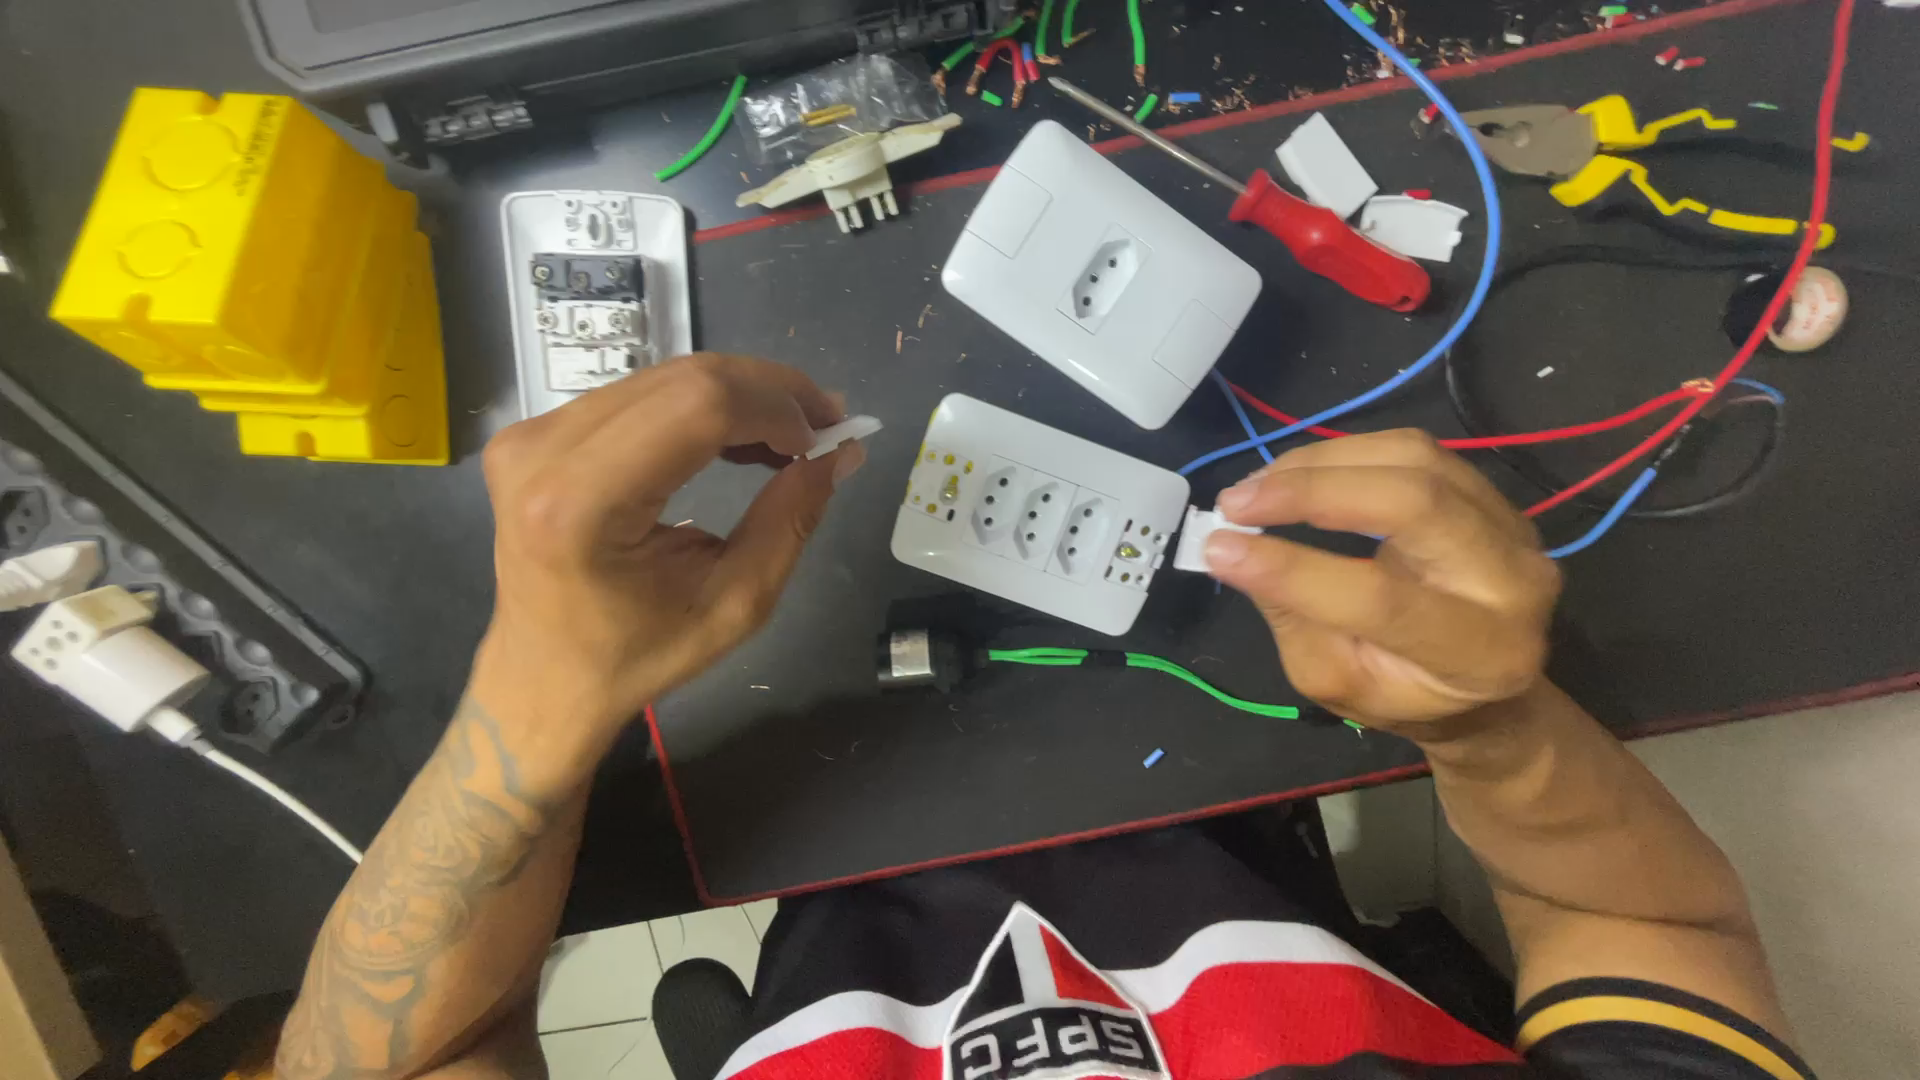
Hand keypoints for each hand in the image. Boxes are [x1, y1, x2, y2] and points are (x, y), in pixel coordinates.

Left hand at [472, 354, 862, 752]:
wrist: (546, 676)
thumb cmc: (638, 656)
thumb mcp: (736, 604)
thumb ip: (789, 520)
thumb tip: (843, 453)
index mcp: (582, 504)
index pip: (697, 408)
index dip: (775, 408)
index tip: (826, 440)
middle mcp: (544, 451)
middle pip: (684, 379)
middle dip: (770, 391)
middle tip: (828, 422)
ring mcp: (534, 434)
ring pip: (668, 377)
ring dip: (744, 395)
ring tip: (795, 434)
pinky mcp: (538, 432)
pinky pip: (644, 394)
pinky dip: (707, 406)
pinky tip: (745, 436)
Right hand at [1202, 430, 1559, 740]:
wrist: (1478, 679)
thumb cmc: (1398, 690)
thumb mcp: (1331, 678)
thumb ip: (1290, 617)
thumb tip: (1228, 548)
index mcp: (1479, 652)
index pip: (1380, 599)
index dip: (1292, 570)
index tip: (1218, 547)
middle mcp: (1513, 579)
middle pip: (1416, 502)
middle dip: (1311, 492)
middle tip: (1236, 503)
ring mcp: (1508, 524)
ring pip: (1410, 460)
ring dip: (1316, 464)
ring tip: (1255, 487)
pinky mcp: (1485, 491)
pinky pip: (1409, 449)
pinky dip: (1336, 455)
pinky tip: (1292, 474)